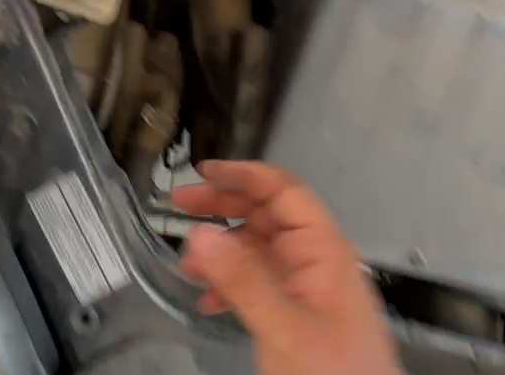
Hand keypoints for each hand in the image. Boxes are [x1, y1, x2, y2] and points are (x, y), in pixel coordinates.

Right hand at [176, 160, 399, 374]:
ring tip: (187, 263)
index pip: (285, 191)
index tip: (203, 171)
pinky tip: (208, 301)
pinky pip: (257, 282)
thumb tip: (199, 232)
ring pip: (257, 247)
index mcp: (325, 252)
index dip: (245, 175)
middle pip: (266, 213)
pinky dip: (229, 284)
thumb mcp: (287, 332)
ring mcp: (307, 289)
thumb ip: (244, 281)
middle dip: (222, 205)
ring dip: (221, 249)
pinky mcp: (296, 316)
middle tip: (179, 206)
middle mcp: (317, 261)